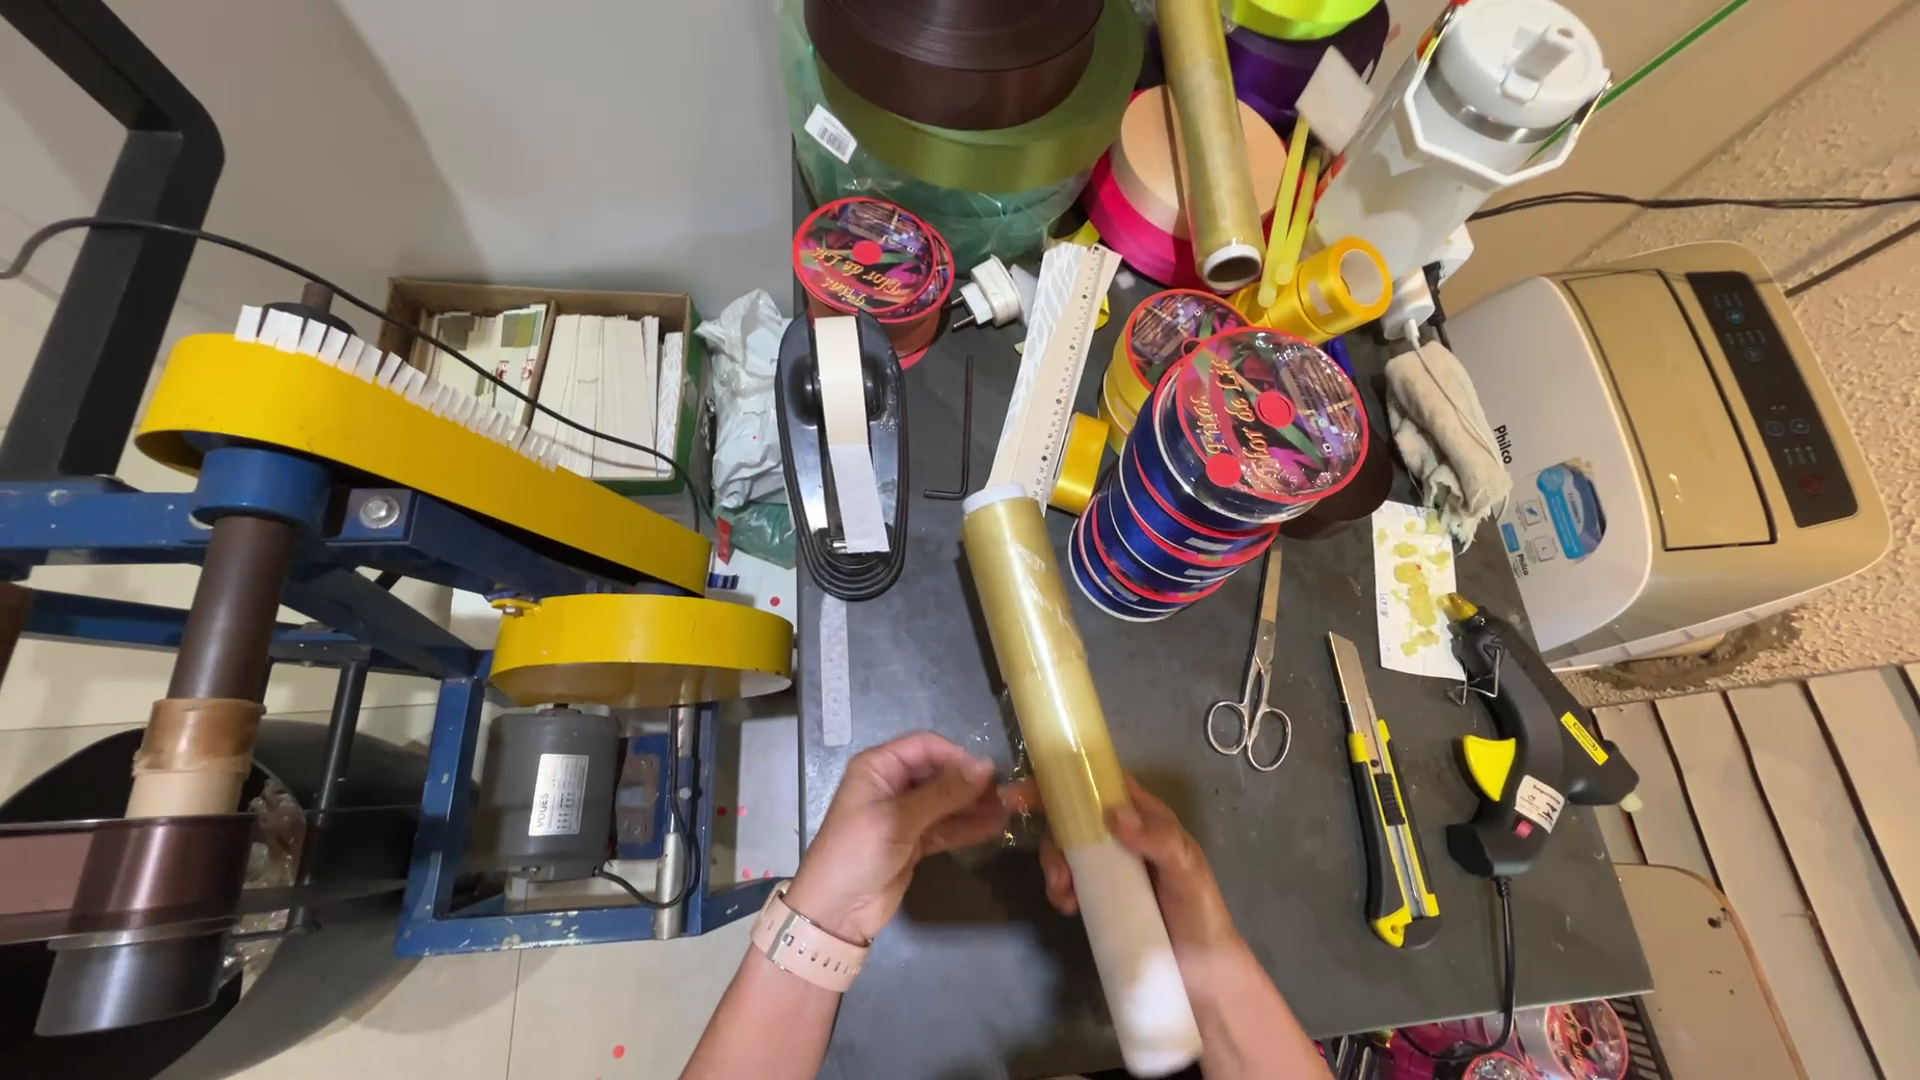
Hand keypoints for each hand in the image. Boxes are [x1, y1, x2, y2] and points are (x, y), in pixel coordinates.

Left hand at [785, 733, 1010, 943]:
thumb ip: (943, 793)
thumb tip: (985, 767)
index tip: (986, 772)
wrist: (835, 912)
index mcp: (878, 767)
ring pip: (946, 801)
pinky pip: (945, 826)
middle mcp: (892, 784)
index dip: (955, 756)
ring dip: (973, 805)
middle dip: (968, 782)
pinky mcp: (914, 841)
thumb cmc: (857, 852)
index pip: (925, 746)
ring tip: (1006, 809)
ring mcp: (904, 814)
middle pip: (938, 772)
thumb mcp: (898, 818)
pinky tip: (994, 827)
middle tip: (1003, 792)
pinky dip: (966, 827)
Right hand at [1038, 775, 1243, 975]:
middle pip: (1075, 814)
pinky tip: (1067, 906)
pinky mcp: (1099, 893)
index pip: (1104, 782)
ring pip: (1066, 847)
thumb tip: (1115, 815)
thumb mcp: (1187, 871)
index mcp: (1145, 816)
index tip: (1033, 786)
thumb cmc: (1200, 913)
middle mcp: (1123, 833)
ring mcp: (1109, 864)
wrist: (1203, 975)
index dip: (1070, 777)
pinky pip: (1068, 879)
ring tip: (1062, 892)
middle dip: (1053, 831)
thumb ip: (1159, 840)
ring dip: (1054, 863)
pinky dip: (1058, 888)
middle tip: (1052, 862)